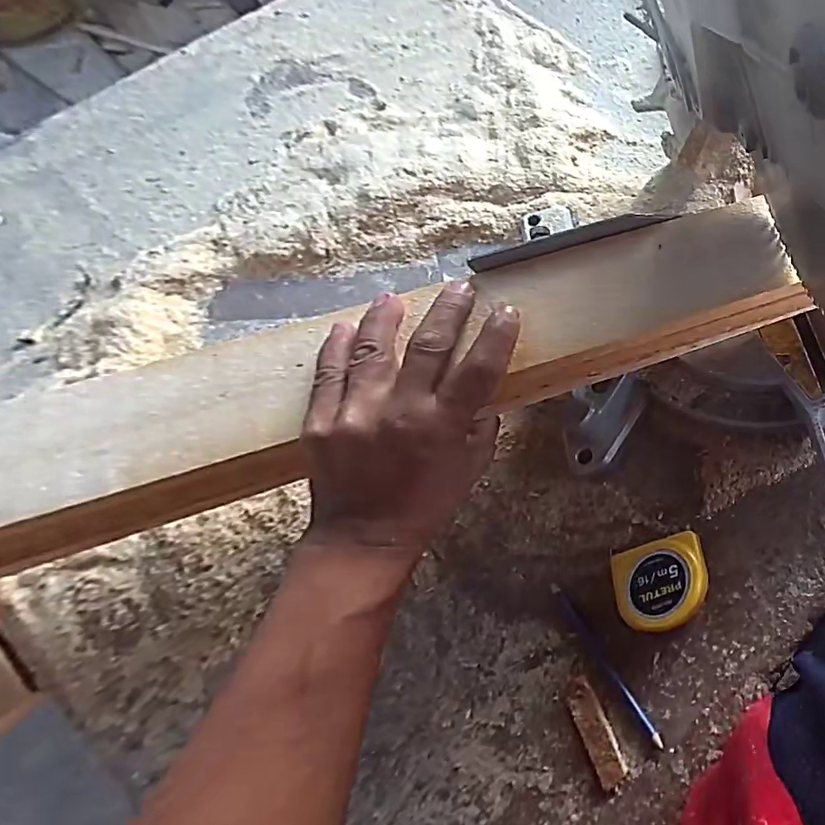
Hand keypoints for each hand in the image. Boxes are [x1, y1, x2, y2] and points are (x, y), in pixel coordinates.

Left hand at [300, 283, 520, 564]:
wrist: (364, 536)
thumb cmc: (432, 499)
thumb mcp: (475, 462)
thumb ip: (480, 422)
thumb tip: (482, 390)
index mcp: (445, 425)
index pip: (479, 368)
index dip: (496, 335)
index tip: (506, 309)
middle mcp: (401, 412)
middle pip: (429, 347)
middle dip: (449, 312)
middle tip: (460, 287)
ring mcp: (354, 413)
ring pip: (374, 351)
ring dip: (388, 319)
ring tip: (395, 296)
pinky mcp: (319, 421)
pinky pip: (329, 374)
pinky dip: (339, 347)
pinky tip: (348, 326)